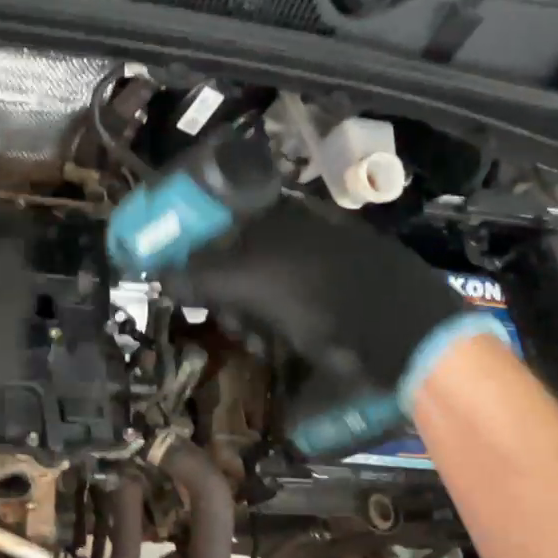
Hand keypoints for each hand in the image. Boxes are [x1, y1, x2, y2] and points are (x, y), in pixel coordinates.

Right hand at [167, 196, 475, 399]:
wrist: (401, 332)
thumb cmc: (316, 295)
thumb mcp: (243, 283)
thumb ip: (194, 277)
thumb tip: (156, 276)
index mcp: (277, 212)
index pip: (216, 220)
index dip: (191, 246)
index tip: (177, 276)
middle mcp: (296, 231)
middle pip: (233, 257)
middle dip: (217, 291)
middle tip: (215, 315)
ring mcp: (318, 262)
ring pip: (257, 286)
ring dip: (243, 315)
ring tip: (249, 339)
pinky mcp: (335, 295)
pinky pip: (285, 307)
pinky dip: (271, 326)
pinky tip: (272, 345)